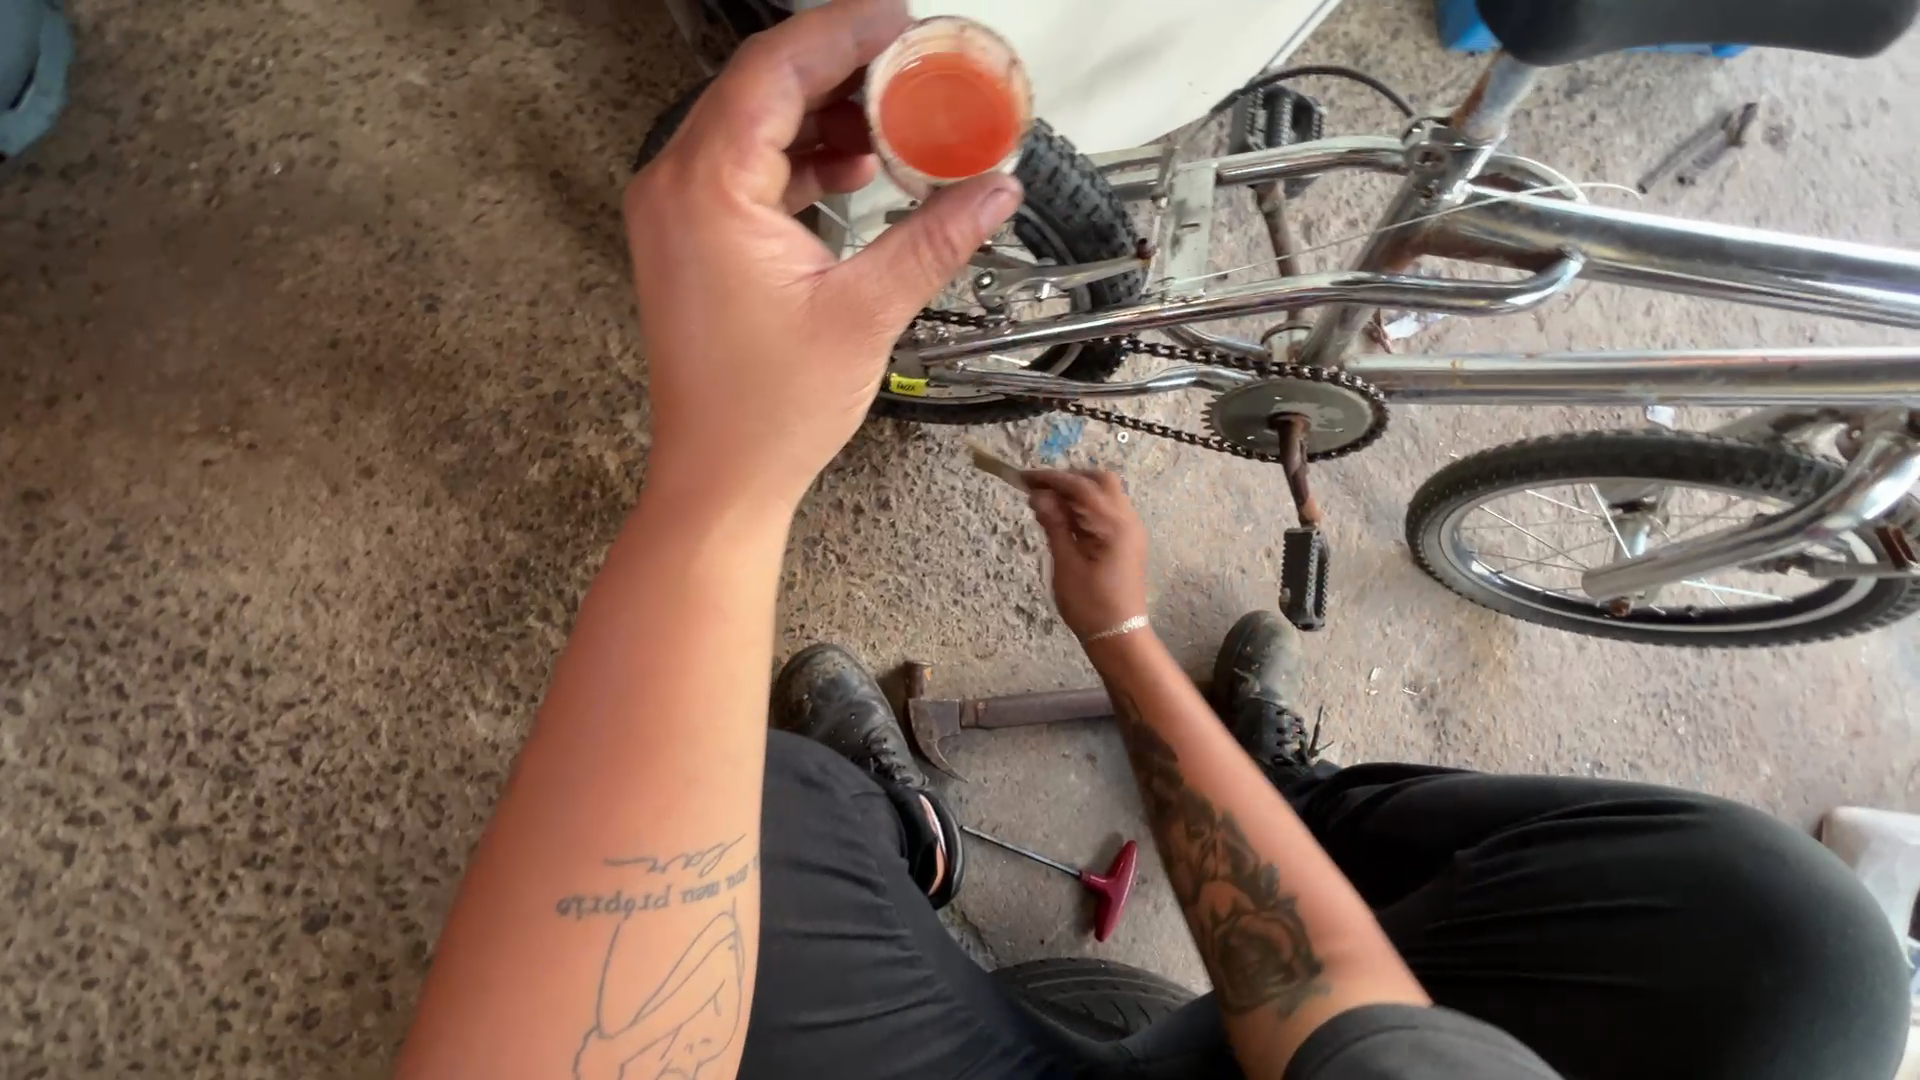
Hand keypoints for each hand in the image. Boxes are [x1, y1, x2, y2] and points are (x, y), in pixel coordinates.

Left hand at [625, 0, 1023, 509]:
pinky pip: (747, 177)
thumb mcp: (866, 314)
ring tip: (892, 129)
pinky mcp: (693, 247)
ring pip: (753, 132)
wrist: (724, 476)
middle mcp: (675, 189)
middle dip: (840, 77)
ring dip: (822, 122)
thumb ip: (933, 240)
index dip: (844, 34)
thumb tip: (992, 192)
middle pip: (760, 91)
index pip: (775, 70)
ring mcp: (678, 218)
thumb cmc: (769, 411)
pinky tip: (852, 176)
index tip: (900, 25)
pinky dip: (800, 167)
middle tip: (908, 78)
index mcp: (708, 189)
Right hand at [1025, 470, 1149, 641]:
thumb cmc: (1090, 604)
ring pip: (1106, 493)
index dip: (1050, 478)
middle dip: (1069, 479)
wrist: (1119, 634)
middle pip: (1100, 480)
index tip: (1024, 478)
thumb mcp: (1066, 564)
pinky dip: (1088, 506)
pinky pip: (1109, 510)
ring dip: (1079, 492)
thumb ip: (1055, 525)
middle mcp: (1128, 519)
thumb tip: (1039, 496)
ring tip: (1049, 505)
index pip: (1080, 487)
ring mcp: (1131, 529)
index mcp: (1113, 524)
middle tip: (1040, 490)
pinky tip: (1067, 519)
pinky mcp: (1128, 540)